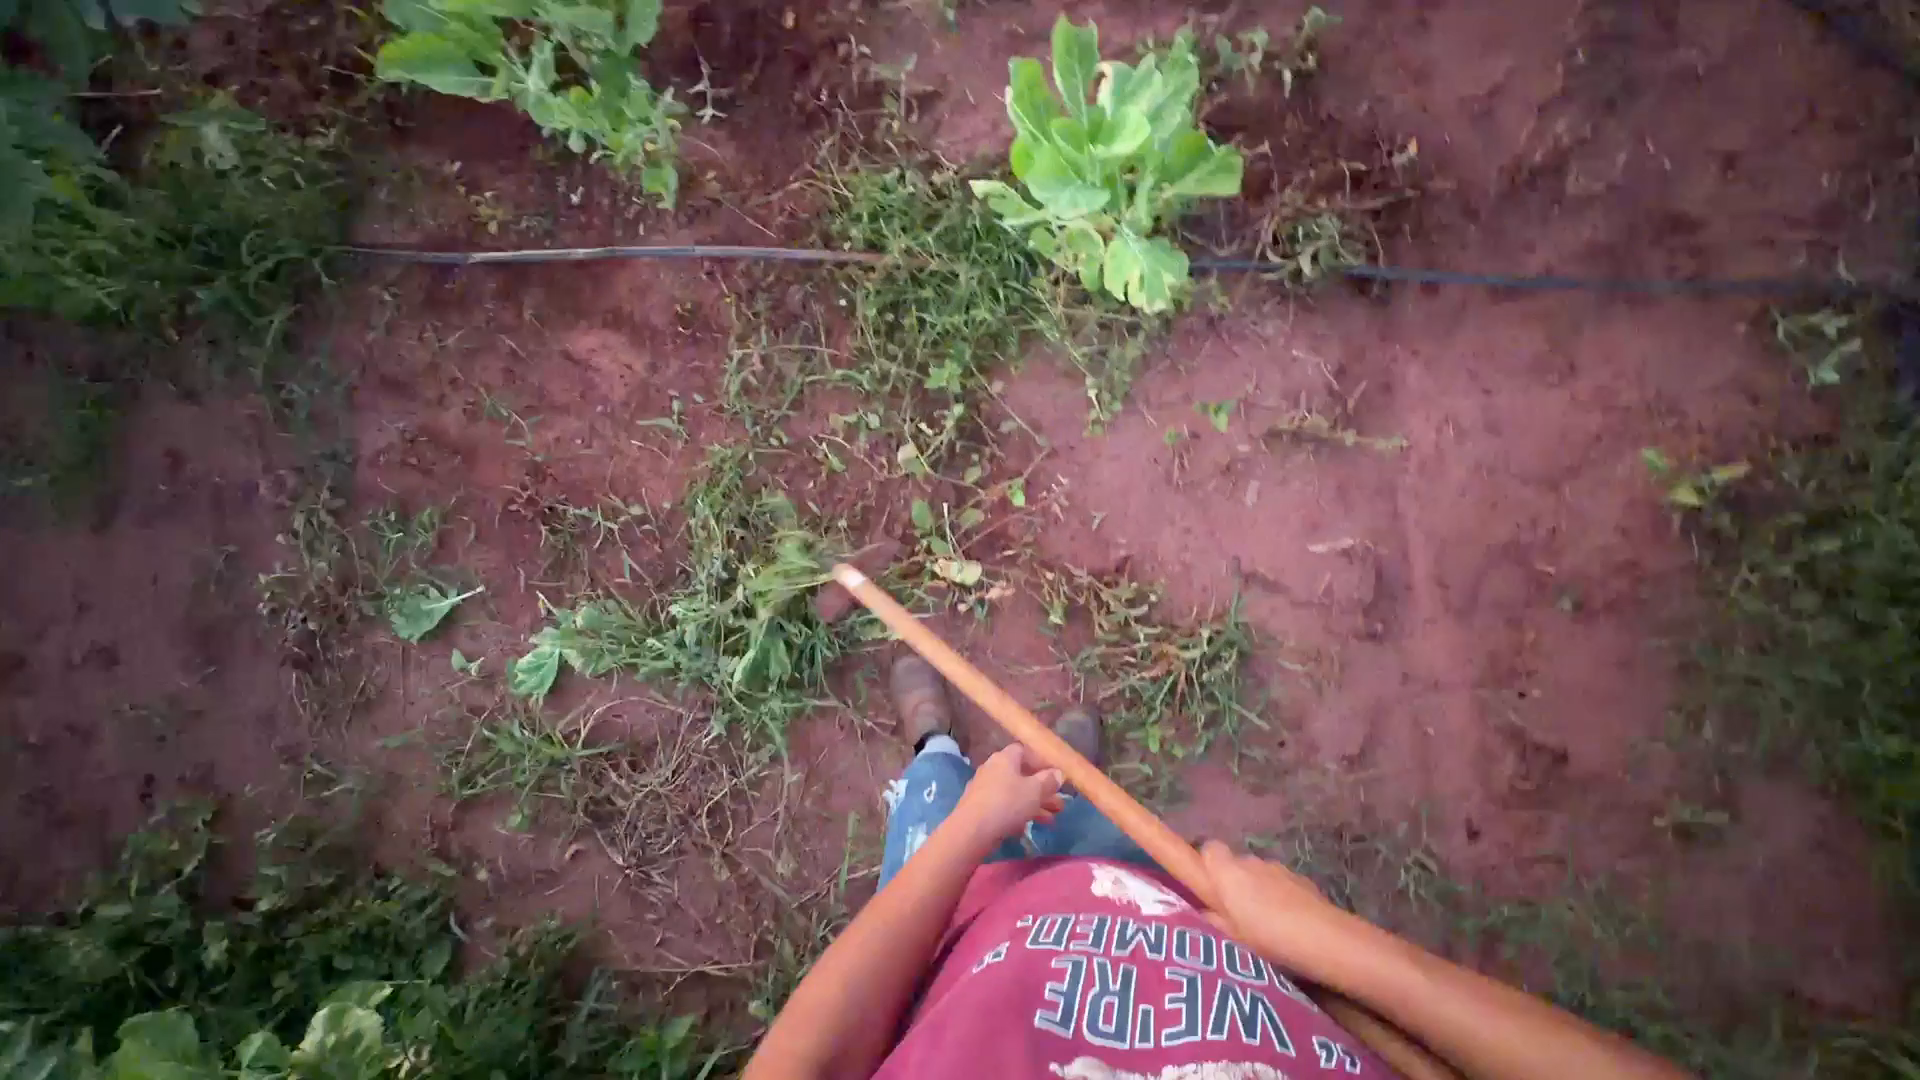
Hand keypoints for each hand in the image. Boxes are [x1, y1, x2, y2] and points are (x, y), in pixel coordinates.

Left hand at [952, 743, 1064, 847]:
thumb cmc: (1007, 803)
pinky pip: (1004, 806)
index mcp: (1005, 758)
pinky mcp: (980, 807)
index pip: (1024, 751)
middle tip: (1059, 804)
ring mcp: (984, 788)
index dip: (1041, 761)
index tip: (1055, 775)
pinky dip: (1017, 813)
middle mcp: (993, 768)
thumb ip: (1048, 781)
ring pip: (1014, 793)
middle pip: (1021, 775)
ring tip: (1051, 820)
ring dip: (1034, 804)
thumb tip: (1058, 772)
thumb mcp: (1035, 791)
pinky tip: (1028, 827)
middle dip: (1042, 790)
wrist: (972, 830)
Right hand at [1200, 840, 1360, 980]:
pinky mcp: (1301, 878)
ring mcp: (1278, 868)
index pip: (1209, 849)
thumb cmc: (1268, 937)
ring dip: (1259, 889)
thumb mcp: (1233, 938)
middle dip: (1235, 882)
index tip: (1211, 888)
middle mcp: (1250, 861)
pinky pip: (1281, 883)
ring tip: (1267, 921)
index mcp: (1228, 872)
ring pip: (1260, 873)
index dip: (1208, 864)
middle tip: (1239, 913)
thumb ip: (1215, 920)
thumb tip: (1205, 912)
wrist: (1323, 938)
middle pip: (1236, 863)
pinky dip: (1281, 895)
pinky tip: (1289, 921)